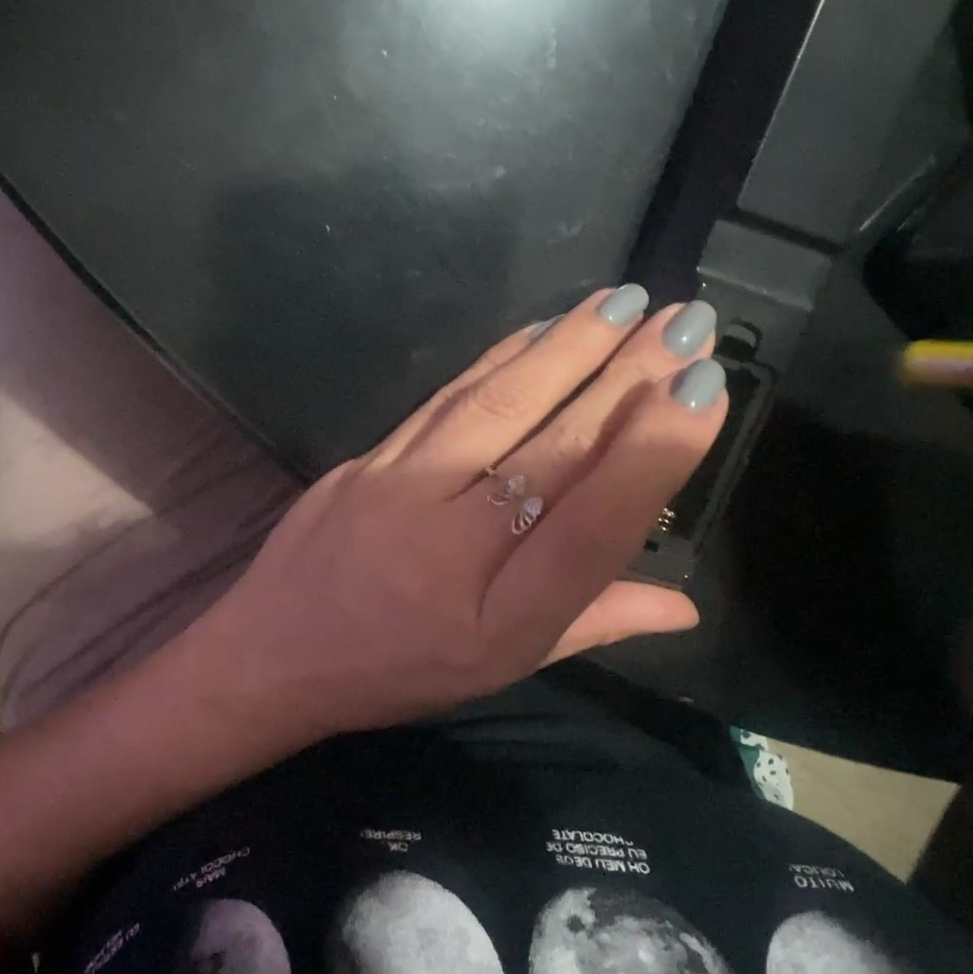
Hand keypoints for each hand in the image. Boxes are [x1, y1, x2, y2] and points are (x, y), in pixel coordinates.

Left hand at [169, 287, 727, 735]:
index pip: (588, 532)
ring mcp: (398, 492)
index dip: (649, 460)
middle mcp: (449, 547)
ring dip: (566, 347)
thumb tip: (686, 605)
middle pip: (549, 452)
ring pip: (496, 407)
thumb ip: (588, 626)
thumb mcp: (495, 670)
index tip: (701, 390)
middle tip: (688, 319)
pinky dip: (500, 358)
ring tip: (627, 301)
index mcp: (495, 620)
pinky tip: (541, 328)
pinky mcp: (365, 460)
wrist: (271, 651)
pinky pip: (445, 401)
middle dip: (625, 377)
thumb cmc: (393, 672)